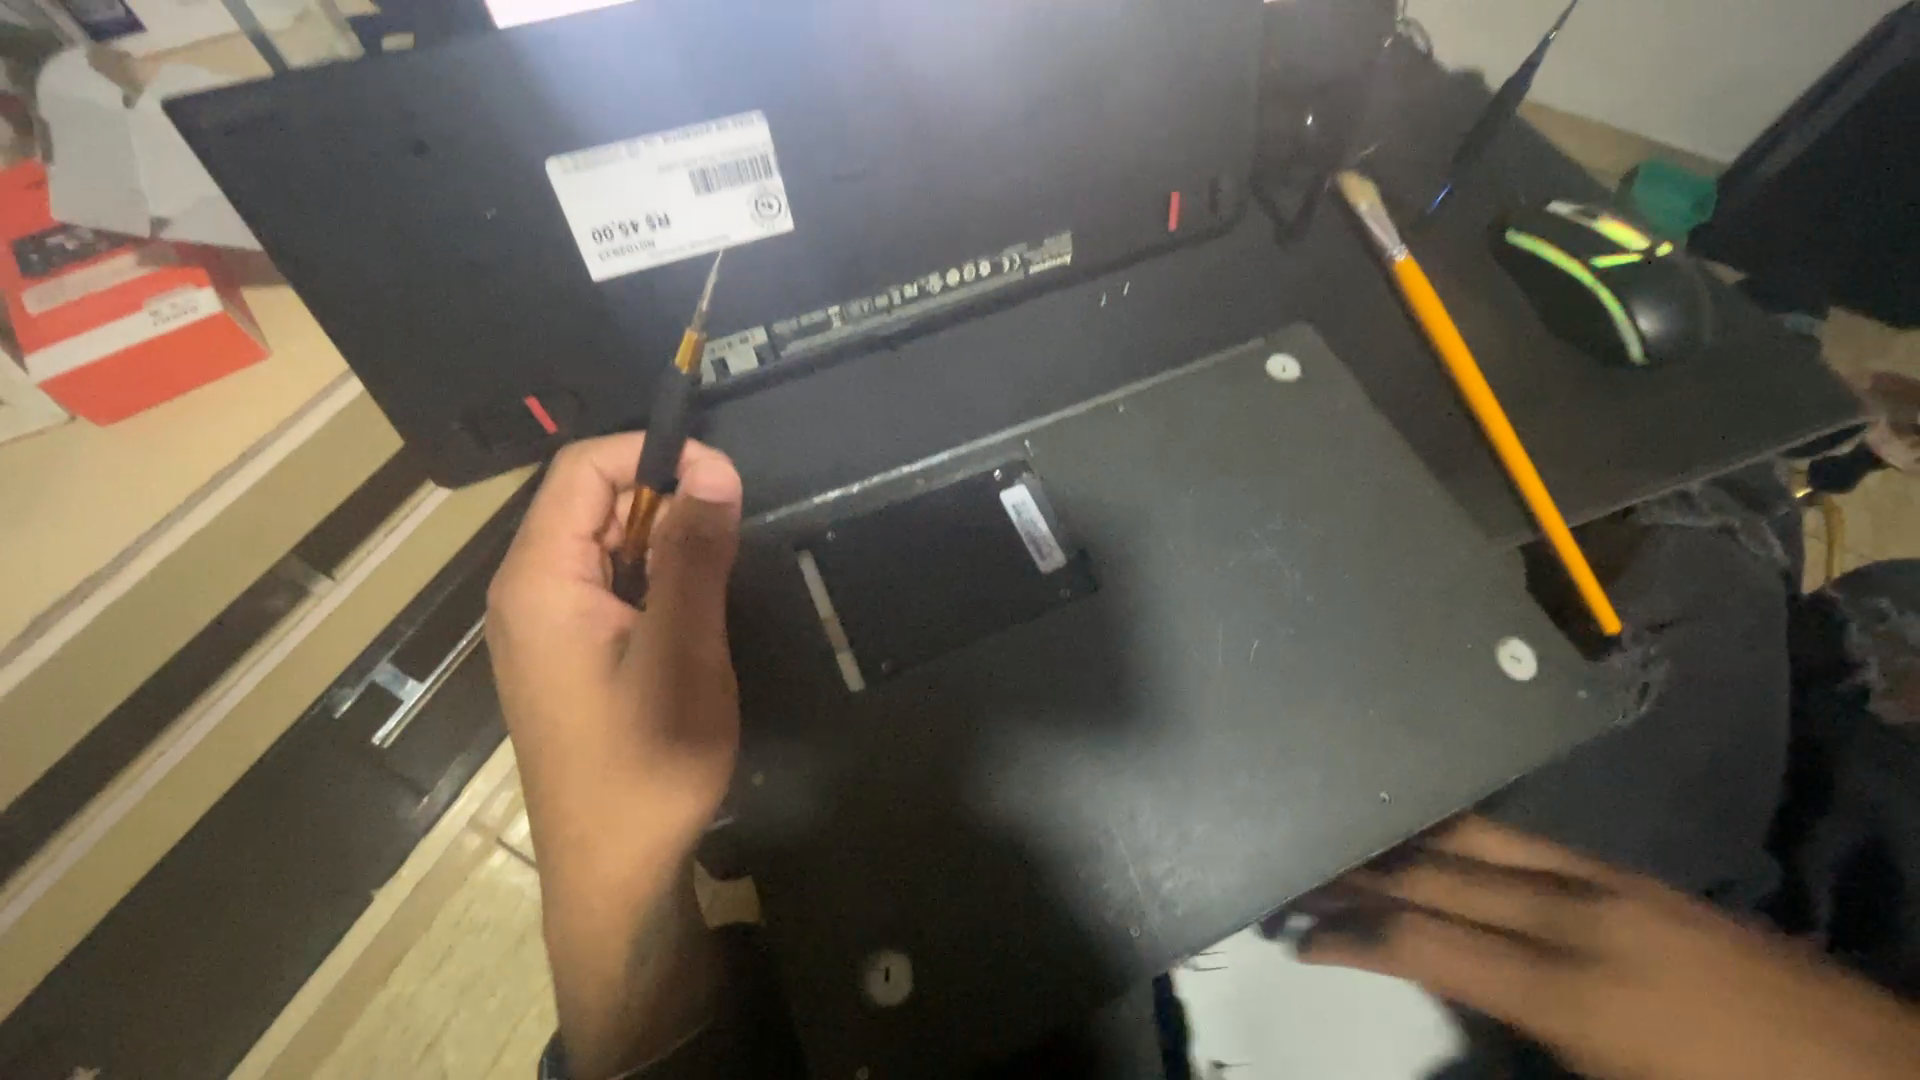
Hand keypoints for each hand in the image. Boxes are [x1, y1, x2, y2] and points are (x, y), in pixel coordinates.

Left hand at [488, 432, 742, 867]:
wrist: (615, 869)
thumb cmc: (647, 759)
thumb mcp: (684, 649)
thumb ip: (695, 553)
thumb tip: (714, 467)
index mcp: (539, 579)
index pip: (582, 469)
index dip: (653, 455)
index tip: (724, 480)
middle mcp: (526, 591)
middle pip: (589, 501)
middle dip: (662, 499)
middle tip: (728, 538)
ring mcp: (542, 626)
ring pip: (602, 543)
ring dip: (662, 541)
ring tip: (714, 579)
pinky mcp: (566, 654)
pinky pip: (605, 584)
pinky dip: (651, 577)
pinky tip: (687, 613)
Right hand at [1300, 817, 1919, 1079]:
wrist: (1883, 1073)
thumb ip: (1512, 1033)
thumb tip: (1439, 987)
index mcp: (1568, 990)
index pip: (1420, 943)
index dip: (1347, 937)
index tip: (1300, 937)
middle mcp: (1566, 913)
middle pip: (1427, 877)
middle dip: (1352, 879)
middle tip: (1296, 880)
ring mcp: (1595, 878)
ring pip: (1460, 837)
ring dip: (1391, 843)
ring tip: (1340, 849)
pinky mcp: (1619, 868)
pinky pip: (1508, 834)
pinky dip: (1446, 834)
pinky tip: (1421, 839)